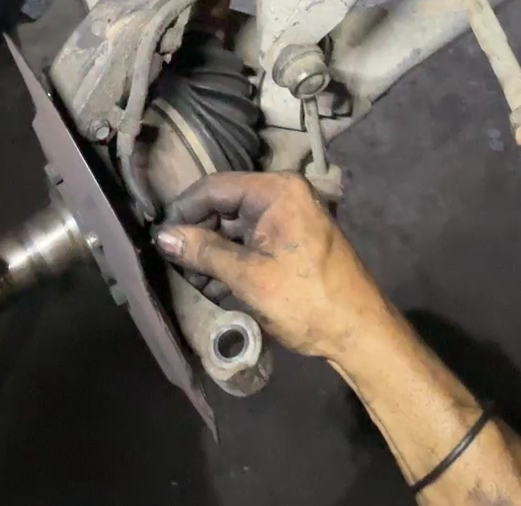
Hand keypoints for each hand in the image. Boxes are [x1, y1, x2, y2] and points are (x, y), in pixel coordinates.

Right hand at [154, 172, 391, 358]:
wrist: (361, 332)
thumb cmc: (307, 300)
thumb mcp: (249, 277)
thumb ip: (204, 252)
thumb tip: (162, 235)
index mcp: (277, 190)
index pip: (215, 187)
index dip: (183, 210)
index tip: (159, 236)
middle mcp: (283, 193)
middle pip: (224, 204)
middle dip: (197, 234)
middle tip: (173, 264)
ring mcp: (288, 215)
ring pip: (234, 224)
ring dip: (211, 251)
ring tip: (188, 280)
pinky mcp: (290, 237)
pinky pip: (250, 238)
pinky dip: (230, 258)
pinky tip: (211, 284)